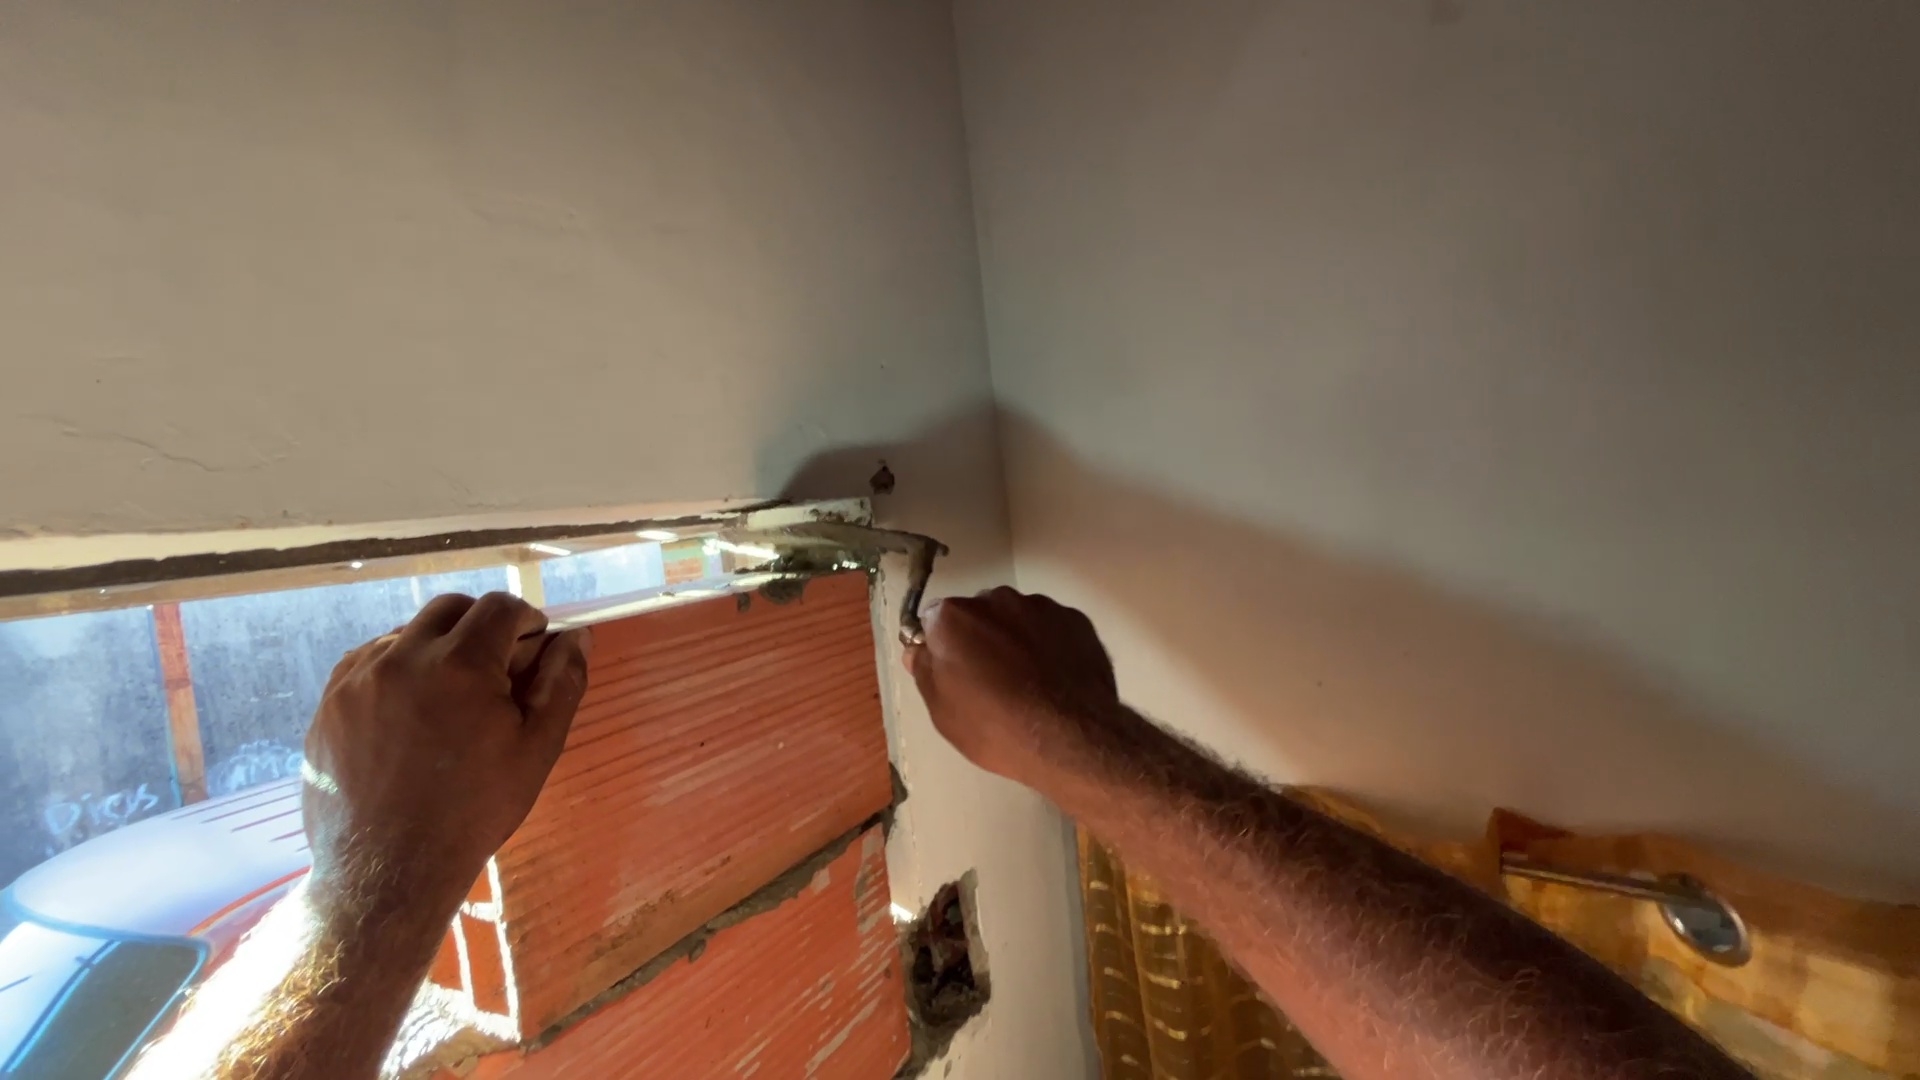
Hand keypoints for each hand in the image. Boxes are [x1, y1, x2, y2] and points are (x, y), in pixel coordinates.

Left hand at [302, 592, 592, 919]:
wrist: (388, 869)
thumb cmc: (477, 805)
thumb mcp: (539, 744)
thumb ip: (562, 680)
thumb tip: (578, 636)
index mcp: (460, 663)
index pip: (501, 607)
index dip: (528, 620)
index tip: (535, 650)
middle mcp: (402, 657)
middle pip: (452, 608)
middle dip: (483, 625)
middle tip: (500, 668)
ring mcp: (356, 680)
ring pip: (408, 632)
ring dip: (440, 645)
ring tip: (454, 694)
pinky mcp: (328, 705)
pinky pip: (369, 661)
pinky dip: (399, 667)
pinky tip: (413, 708)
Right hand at [904, 587, 1119, 785]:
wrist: (1070, 740)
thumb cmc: (995, 727)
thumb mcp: (943, 711)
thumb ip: (925, 671)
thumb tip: (919, 650)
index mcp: (954, 616)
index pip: (935, 619)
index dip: (942, 645)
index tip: (954, 671)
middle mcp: (996, 598)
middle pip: (979, 613)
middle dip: (981, 637)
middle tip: (991, 679)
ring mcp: (1040, 606)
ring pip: (1017, 617)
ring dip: (1016, 638)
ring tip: (1029, 681)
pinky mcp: (1076, 619)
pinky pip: (1052, 627)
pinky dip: (1050, 644)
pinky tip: (1055, 678)